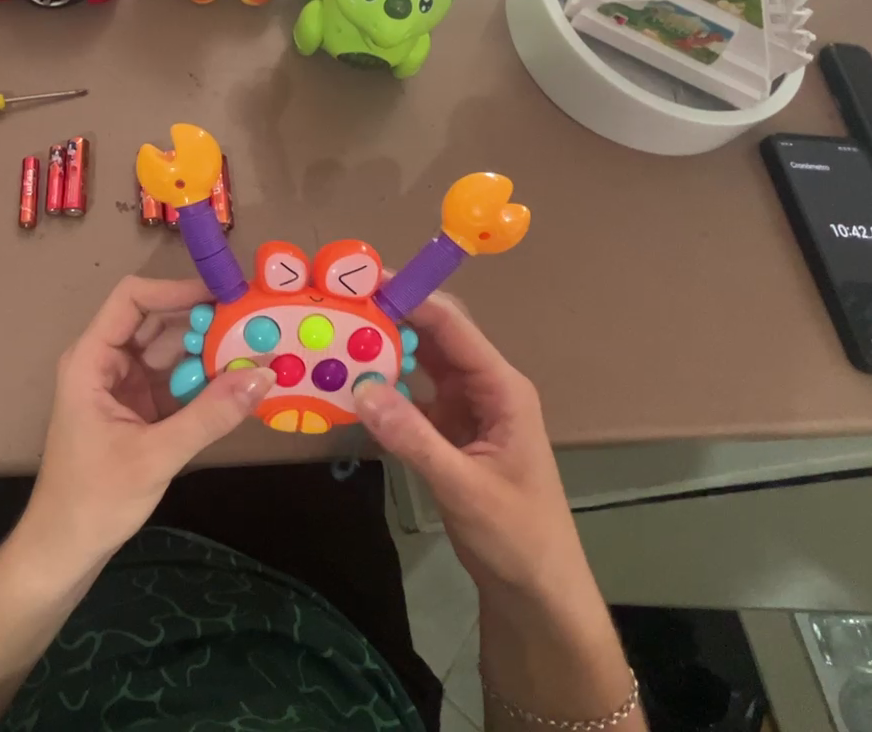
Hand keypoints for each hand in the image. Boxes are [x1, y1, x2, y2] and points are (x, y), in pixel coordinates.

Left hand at [16, 276, 275, 571]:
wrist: (64, 550)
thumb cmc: (94, 499)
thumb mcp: (156, 455)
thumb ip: (209, 415)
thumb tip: (263, 377)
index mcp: (92, 360)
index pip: (132, 300)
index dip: (176, 289)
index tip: (224, 296)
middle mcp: (107, 363)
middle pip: (157, 322)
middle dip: (203, 321)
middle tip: (254, 322)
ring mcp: (123, 386)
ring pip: (171, 352)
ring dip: (209, 351)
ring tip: (257, 348)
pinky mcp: (139, 410)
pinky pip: (175, 381)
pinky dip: (205, 381)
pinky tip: (239, 382)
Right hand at [351, 291, 583, 595]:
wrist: (535, 589)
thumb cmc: (517, 535)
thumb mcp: (463, 487)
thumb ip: (412, 437)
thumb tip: (360, 388)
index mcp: (501, 388)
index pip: (452, 327)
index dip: (412, 298)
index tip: (364, 282)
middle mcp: (483, 387)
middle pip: (434, 336)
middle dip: (391, 315)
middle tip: (339, 304)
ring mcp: (465, 408)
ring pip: (420, 362)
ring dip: (383, 348)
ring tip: (336, 333)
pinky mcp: (448, 430)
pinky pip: (411, 395)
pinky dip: (383, 386)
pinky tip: (351, 382)